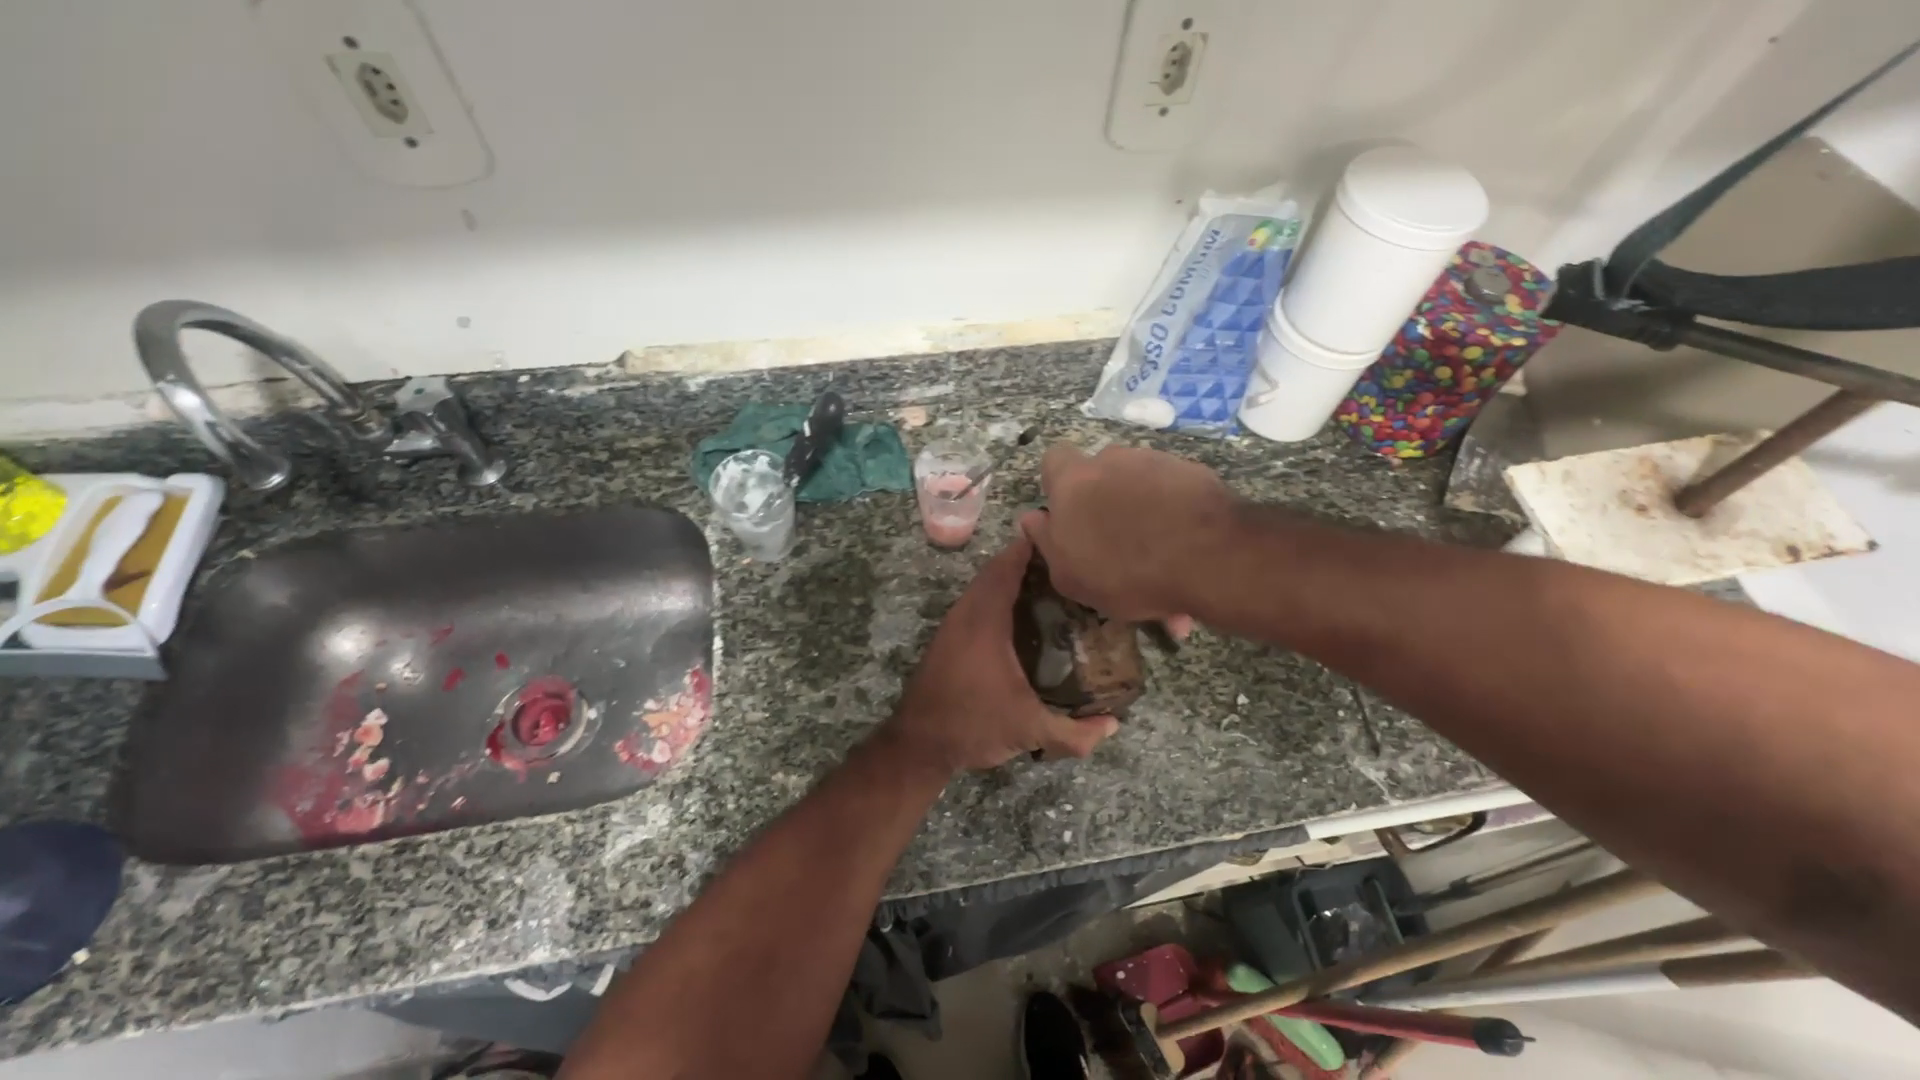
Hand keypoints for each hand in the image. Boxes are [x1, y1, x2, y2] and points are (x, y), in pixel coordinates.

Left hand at [881, 535, 1119, 772]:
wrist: (917, 746)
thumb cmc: (972, 725)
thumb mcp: (1030, 730)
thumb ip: (1075, 732)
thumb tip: (1113, 725)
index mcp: (985, 618)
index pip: (1009, 564)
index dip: (1036, 546)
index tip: (1068, 539)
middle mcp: (966, 612)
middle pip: (999, 570)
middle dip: (1032, 563)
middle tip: (1071, 567)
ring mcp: (953, 625)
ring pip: (986, 587)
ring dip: (1015, 582)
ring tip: (1056, 590)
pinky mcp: (948, 640)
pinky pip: (978, 605)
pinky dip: (1001, 600)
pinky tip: (1026, 621)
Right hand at [1019, 443, 1232, 628]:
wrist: (1208, 556)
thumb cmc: (1124, 570)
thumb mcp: (1069, 574)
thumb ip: (1046, 542)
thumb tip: (1030, 518)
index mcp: (1074, 481)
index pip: (1054, 460)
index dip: (1058, 483)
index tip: (1068, 514)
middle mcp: (1113, 461)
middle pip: (1102, 475)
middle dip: (1108, 504)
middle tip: (1119, 548)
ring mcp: (1158, 462)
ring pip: (1142, 489)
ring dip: (1147, 518)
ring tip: (1162, 566)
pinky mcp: (1196, 474)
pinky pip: (1176, 499)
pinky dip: (1177, 523)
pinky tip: (1189, 562)